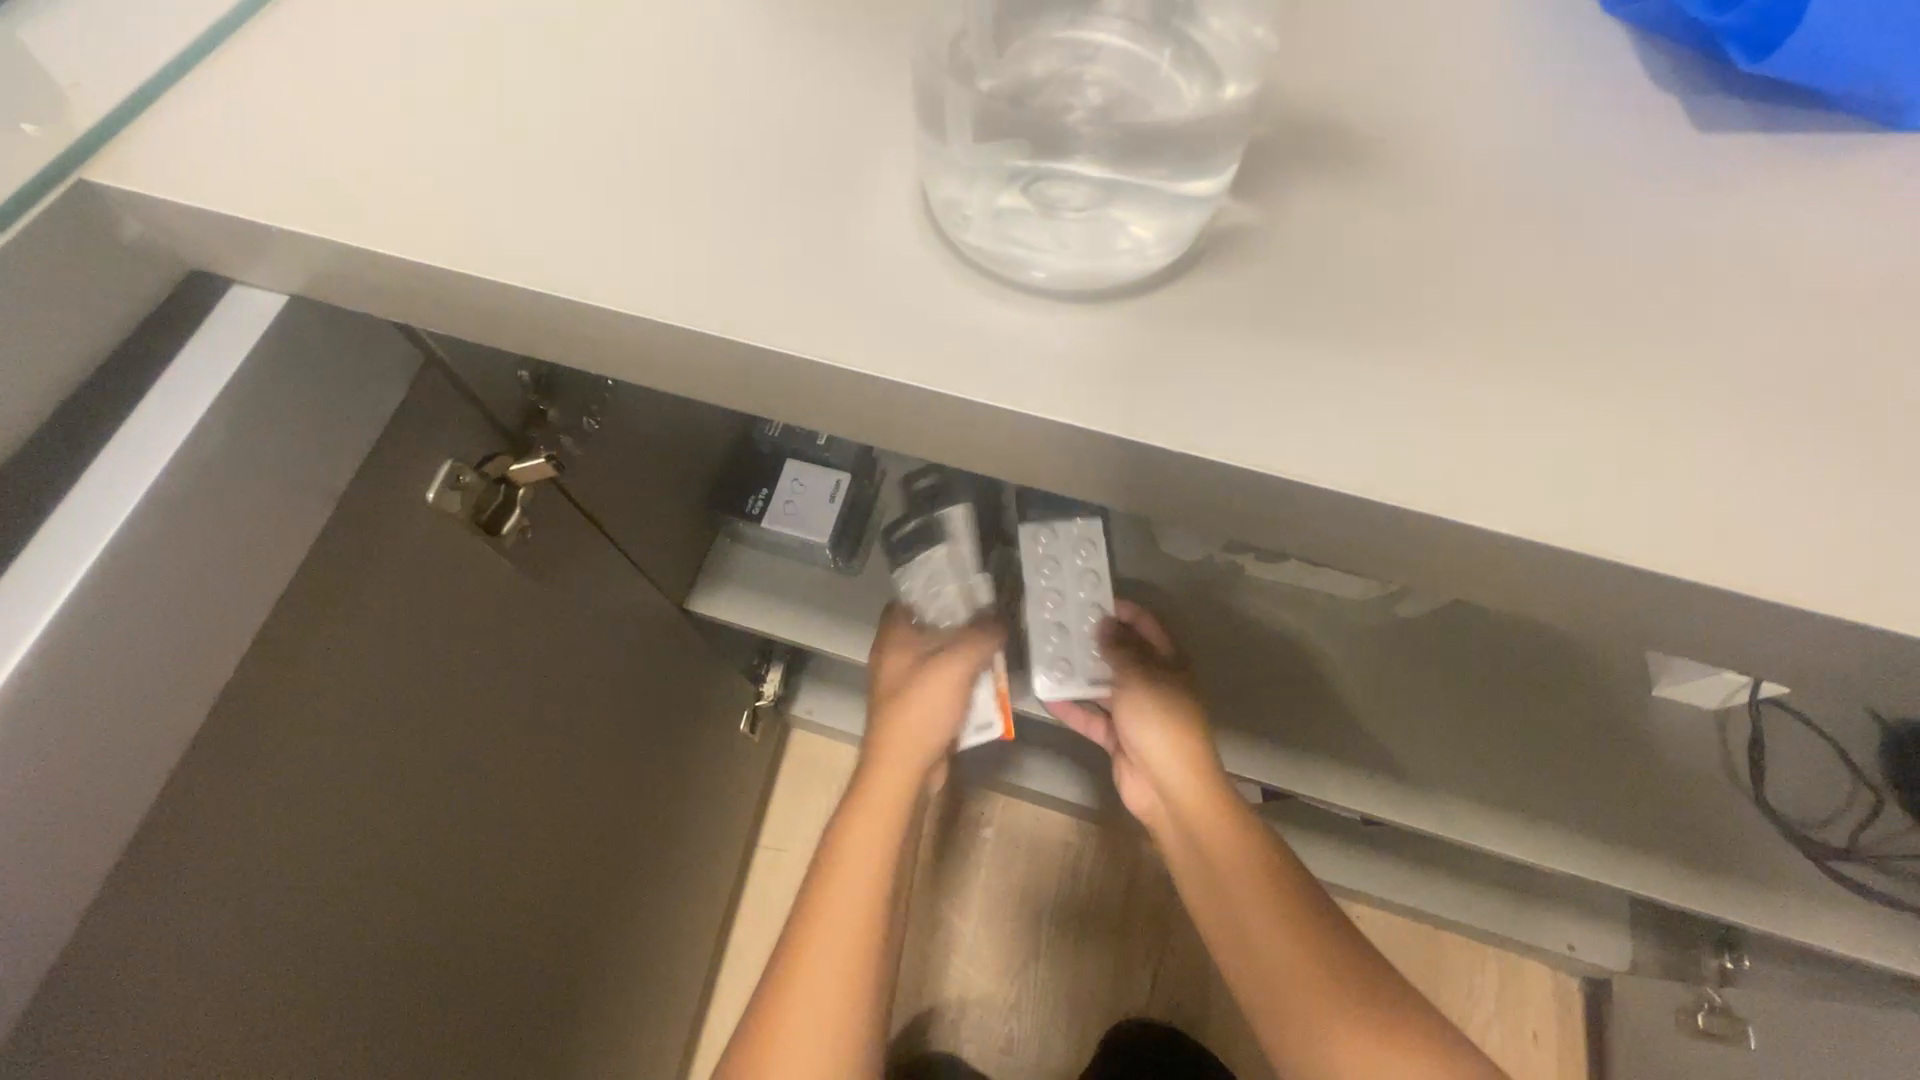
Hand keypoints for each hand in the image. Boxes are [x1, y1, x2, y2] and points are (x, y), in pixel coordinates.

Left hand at [862, 604, 1005, 790]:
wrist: (903, 769)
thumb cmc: (922, 708)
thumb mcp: (957, 663)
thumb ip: (982, 635)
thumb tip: (999, 619)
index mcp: (894, 636)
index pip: (912, 597)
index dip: (940, 589)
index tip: (971, 588)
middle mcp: (894, 655)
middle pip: (931, 628)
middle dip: (963, 625)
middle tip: (994, 619)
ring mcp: (905, 684)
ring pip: (941, 659)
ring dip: (968, 656)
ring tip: (999, 648)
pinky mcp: (918, 708)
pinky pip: (945, 686)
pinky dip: (966, 683)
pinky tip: (990, 683)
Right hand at [1047, 600, 1228, 833]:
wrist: (1170, 787)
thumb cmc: (1161, 720)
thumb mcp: (1140, 676)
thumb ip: (1120, 649)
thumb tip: (1106, 623)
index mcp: (1168, 663)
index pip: (1146, 627)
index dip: (1124, 611)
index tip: (1091, 599)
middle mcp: (1153, 684)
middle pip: (1121, 656)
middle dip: (1094, 641)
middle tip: (1060, 625)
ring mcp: (1135, 712)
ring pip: (1102, 687)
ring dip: (1078, 674)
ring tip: (1047, 654)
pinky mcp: (1117, 737)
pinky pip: (1091, 717)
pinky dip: (1071, 708)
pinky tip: (1045, 695)